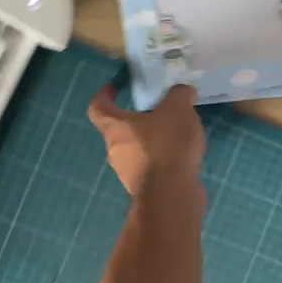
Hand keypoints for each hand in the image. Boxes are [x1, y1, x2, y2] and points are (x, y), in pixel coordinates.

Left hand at [87, 84, 204, 198]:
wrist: (171, 194)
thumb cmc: (167, 146)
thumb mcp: (178, 110)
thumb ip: (179, 96)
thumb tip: (183, 91)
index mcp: (115, 127)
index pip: (98, 106)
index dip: (104, 94)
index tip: (114, 87)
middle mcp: (116, 150)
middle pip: (119, 131)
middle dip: (136, 121)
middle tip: (157, 113)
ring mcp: (129, 173)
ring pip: (136, 152)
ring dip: (150, 143)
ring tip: (174, 137)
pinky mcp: (145, 189)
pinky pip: (151, 169)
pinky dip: (162, 162)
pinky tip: (181, 159)